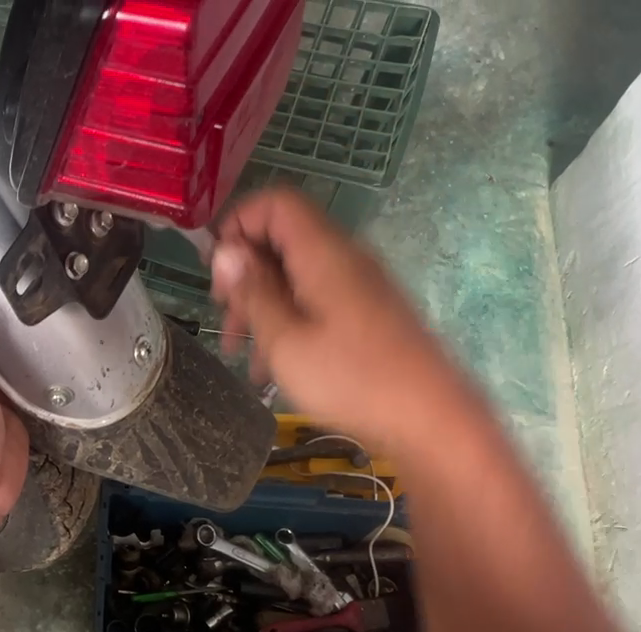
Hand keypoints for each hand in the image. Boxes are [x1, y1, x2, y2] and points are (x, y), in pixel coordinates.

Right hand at [210, 189, 487, 454]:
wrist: (426, 418)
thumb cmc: (349, 379)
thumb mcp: (285, 340)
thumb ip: (253, 292)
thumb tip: (224, 251)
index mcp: (323, 254)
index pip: (275, 204)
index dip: (237, 225)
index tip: (214, 270)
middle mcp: (342, 259)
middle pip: (281, 241)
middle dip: (243, 274)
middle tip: (222, 318)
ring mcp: (355, 287)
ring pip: (293, 277)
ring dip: (258, 307)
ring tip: (237, 352)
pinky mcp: (363, 314)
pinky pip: (312, 303)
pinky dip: (284, 324)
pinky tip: (269, 368)